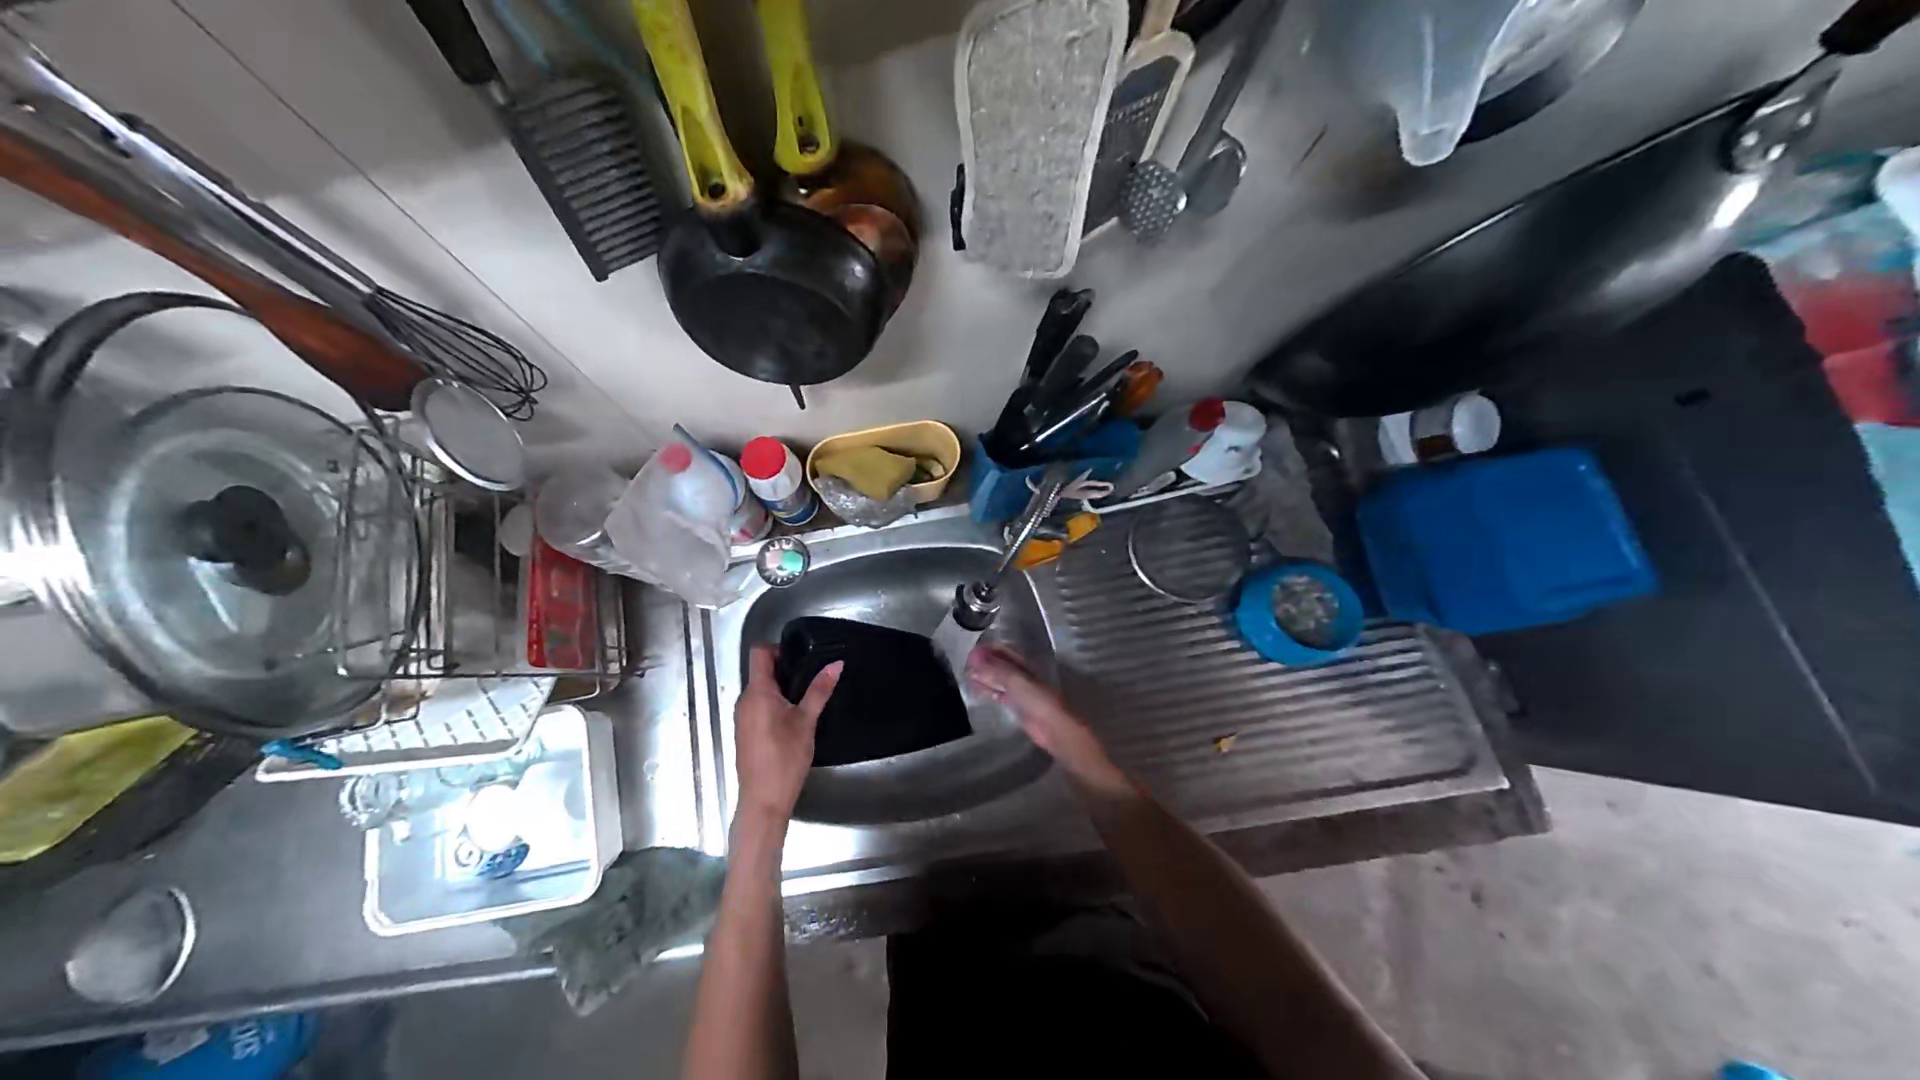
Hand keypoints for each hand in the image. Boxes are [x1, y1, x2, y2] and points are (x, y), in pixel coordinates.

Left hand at [734, 645, 841, 824]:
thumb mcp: (807, 721)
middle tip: (810, 677)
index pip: (759, 653)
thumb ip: (820, 690)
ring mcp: (742, 717)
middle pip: (760, 671)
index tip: (799, 656)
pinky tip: (792, 719)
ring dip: (780, 689)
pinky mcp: (744, 731)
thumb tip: (836, 664)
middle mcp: (744, 701)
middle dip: (783, 670)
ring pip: (759, 690)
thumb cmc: (785, 758)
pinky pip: (757, 706)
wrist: (764, 799)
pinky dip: (773, 704)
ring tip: (804, 699)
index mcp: (757, 693)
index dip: (777, 648)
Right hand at [965, 643, 1126, 791]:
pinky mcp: (1018, 707)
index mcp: (1026, 665)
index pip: (1004, 651)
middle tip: (965, 664)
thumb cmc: (1040, 702)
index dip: (988, 650)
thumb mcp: (1017, 682)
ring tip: (966, 677)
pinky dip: (989, 691)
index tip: (970, 651)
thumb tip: (974, 662)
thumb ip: (996, 671)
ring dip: (985, 677)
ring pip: (999, 680)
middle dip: (984, 663)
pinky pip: (1000, 695)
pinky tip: (977, 692)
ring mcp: (1021, 691)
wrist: (1057, 730)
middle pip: (1000, 665)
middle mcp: (1024, 675)